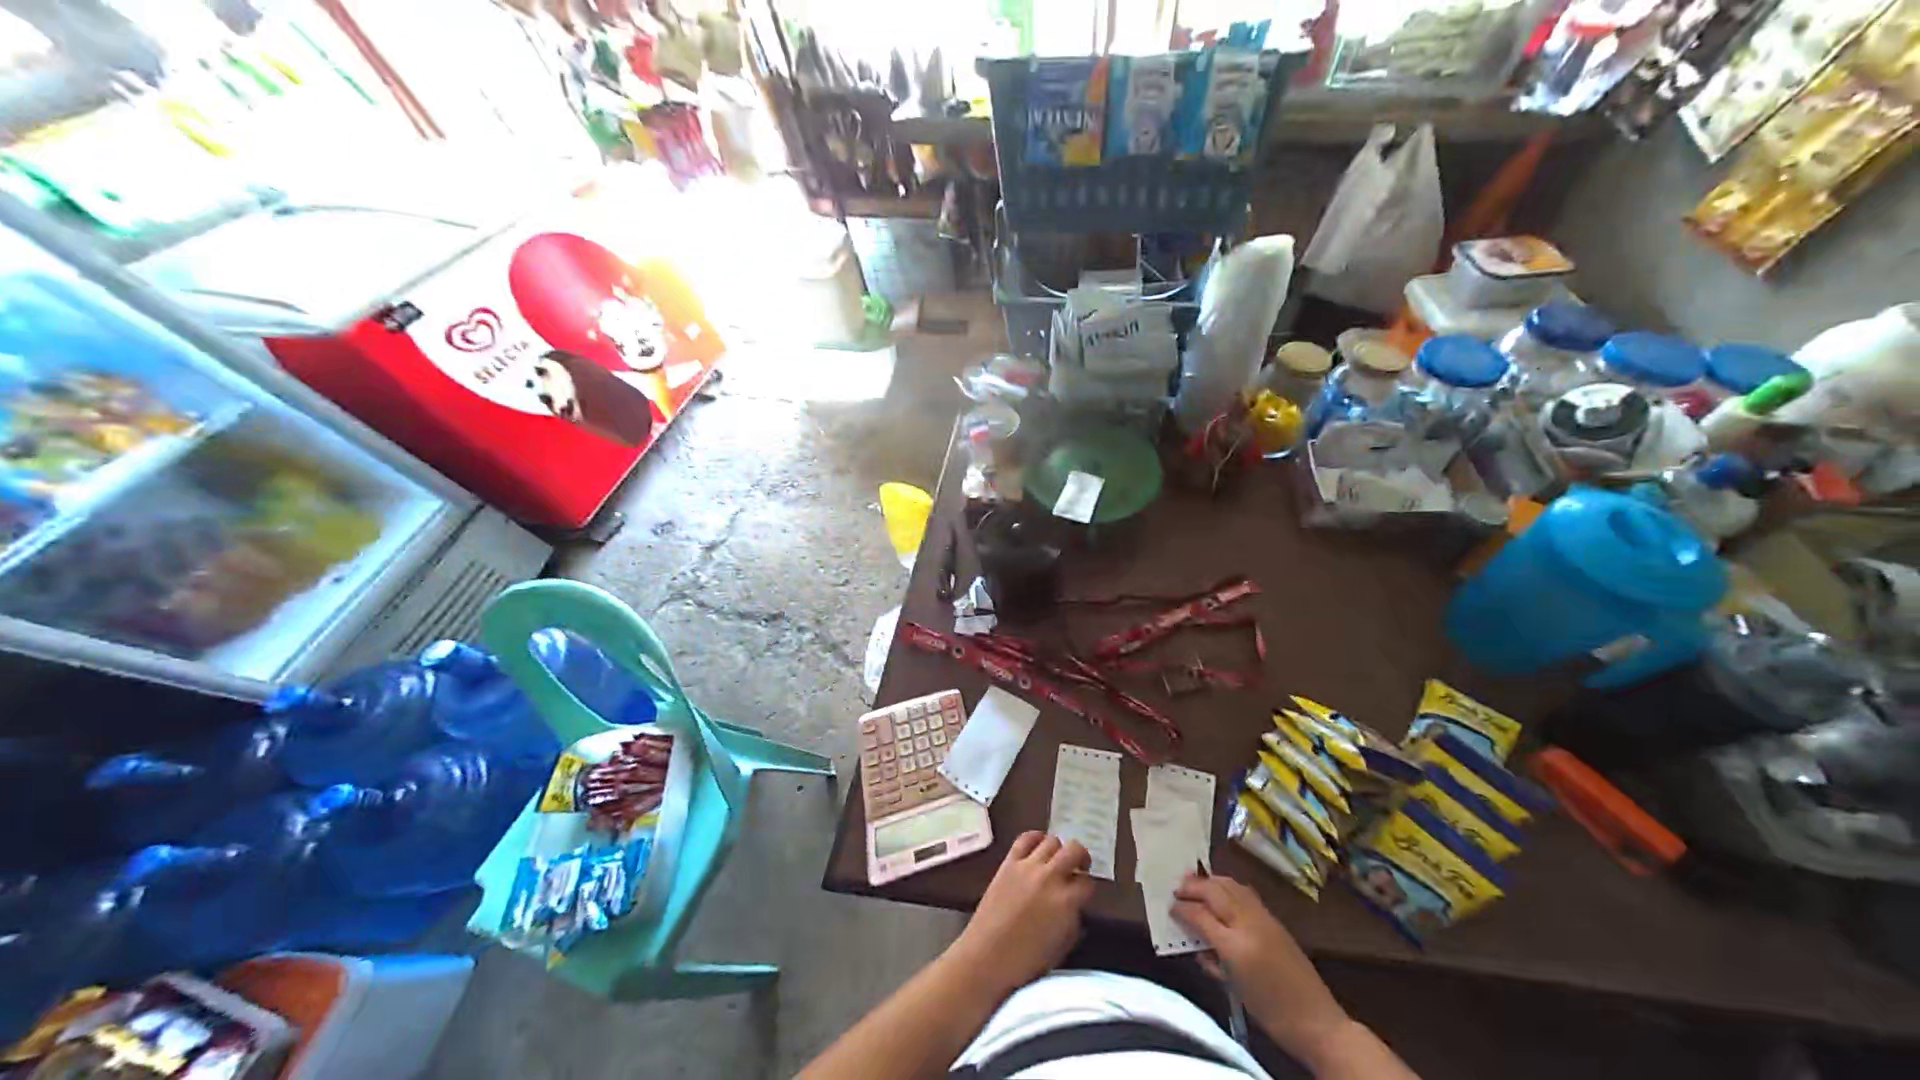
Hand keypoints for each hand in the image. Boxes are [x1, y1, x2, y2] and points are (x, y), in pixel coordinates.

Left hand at [947, 831, 1094, 998]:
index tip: (1084, 892)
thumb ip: (1073, 920)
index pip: (1088, 882)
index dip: (1088, 887)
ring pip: (1052, 841)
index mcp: (1066, 901)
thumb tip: (1075, 905)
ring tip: (1057, 859)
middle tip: (1079, 866)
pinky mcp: (1008, 863)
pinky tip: (1038, 845)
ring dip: (1059, 849)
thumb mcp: (1062, 946)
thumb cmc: (1027, 961)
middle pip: (1074, 850)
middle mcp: (1049, 877)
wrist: (987, 956)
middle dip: (1081, 857)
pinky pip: (1025, 839)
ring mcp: (1027, 866)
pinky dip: (1035, 838)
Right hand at [1174, 872, 1351, 1063]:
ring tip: (1196, 883)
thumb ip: (1209, 957)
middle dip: (1194, 886)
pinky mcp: (1275, 920)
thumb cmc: (1269, 1011)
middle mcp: (1249, 923)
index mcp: (1236, 944)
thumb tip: (1191, 935)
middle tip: (1177, 887)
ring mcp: (1264, 918)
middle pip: (1216, 891)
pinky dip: (1229, 886)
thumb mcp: (1232, 986)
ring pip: (1232, 886)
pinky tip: (1222, 891)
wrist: (1317, 1022)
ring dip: (1211, 881)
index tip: (1168, 906)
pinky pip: (1245, 892)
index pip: (1201, 914)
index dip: (1182, 907)